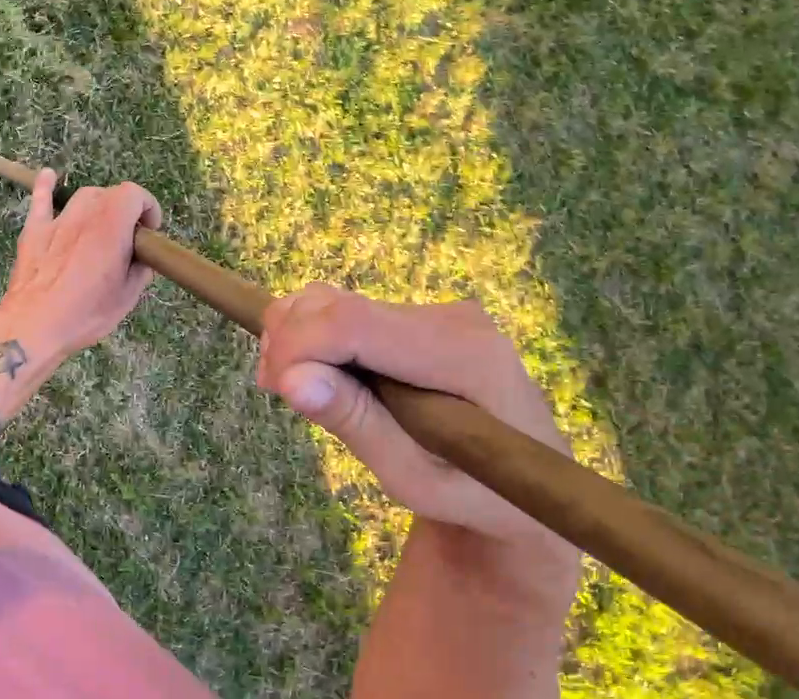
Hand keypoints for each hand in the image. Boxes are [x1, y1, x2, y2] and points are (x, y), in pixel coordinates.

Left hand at [0, 170, 162, 358]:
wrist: (34, 323)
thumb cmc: (85, 313)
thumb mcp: (127, 297)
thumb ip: (140, 269)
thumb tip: (142, 258)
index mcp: (111, 228)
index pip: (135, 194)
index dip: (147, 208)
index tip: (148, 231)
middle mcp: (84, 216)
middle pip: (109, 195)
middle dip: (123, 210)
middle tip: (126, 238)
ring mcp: (56, 221)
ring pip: (81, 197)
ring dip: (96, 205)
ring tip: (99, 225)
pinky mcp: (33, 230)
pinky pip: (40, 200)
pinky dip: (45, 185)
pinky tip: (49, 175)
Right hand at [258, 284, 574, 545]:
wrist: (525, 491)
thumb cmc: (476, 496)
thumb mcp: (413, 478)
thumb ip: (356, 422)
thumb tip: (291, 381)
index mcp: (462, 354)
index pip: (350, 323)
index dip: (297, 346)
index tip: (273, 388)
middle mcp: (449, 317)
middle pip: (332, 305)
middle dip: (287, 344)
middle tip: (276, 393)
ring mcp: (431, 311)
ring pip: (326, 302)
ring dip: (292, 339)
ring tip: (295, 388)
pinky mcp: (412, 315)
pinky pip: (336, 309)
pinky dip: (308, 335)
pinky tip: (313, 373)